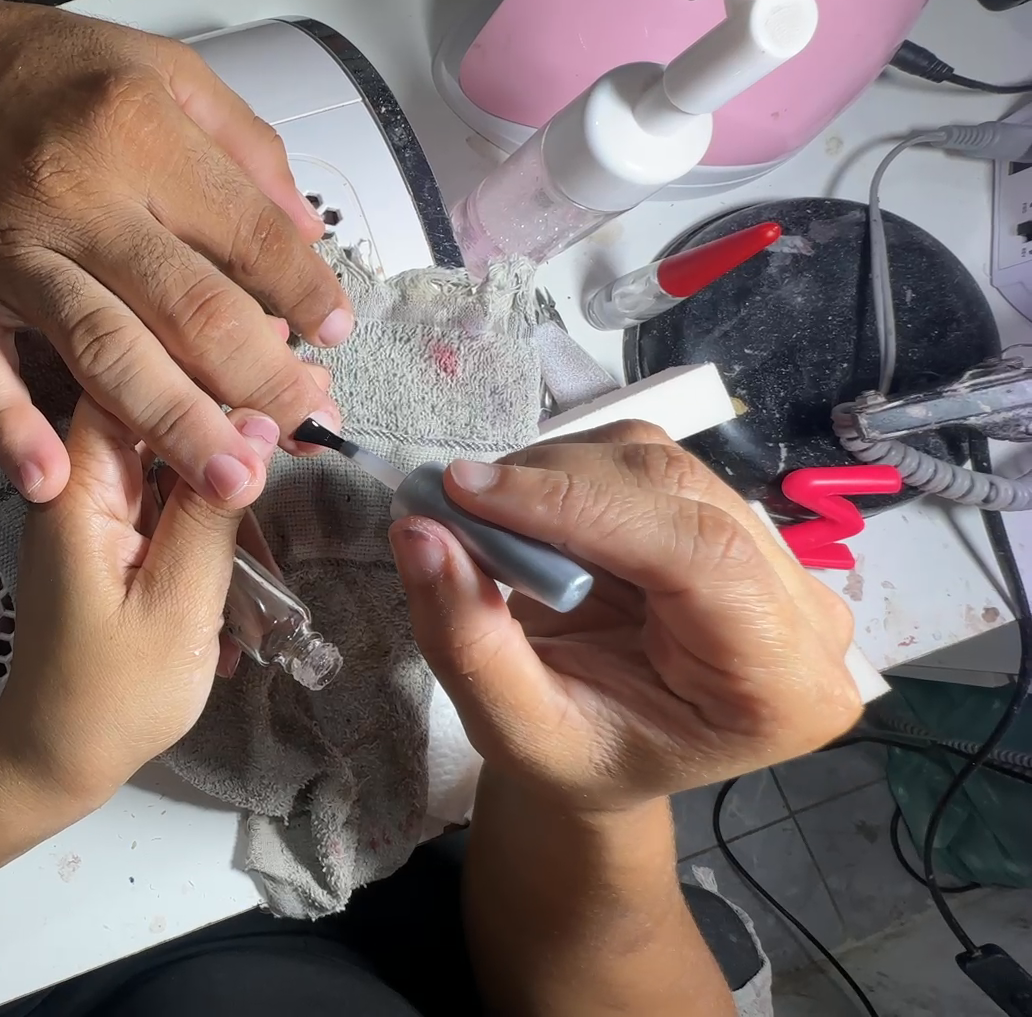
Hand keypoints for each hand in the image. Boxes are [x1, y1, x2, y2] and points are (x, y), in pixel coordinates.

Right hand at [0, 0, 348, 509]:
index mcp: (137, 135)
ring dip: (170, 423)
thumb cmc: (43, 68)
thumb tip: (301, 233)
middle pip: (184, 305)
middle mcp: (75, 199)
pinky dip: (10, 428)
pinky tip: (48, 479)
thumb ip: (243, 148)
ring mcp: (12, 254)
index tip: (333, 332)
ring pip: (101, 349)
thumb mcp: (164, 70)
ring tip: (227, 476)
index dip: (301, 289)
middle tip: (304, 425)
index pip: (244, 229)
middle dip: (256, 376)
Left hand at [0, 397, 277, 807]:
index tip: (278, 372)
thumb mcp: (178, 603)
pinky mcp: (111, 545)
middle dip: (232, 434)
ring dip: (228, 501)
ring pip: (171, 472)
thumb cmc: (113, 695)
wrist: (56, 757)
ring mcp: (96, 519)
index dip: (200, 372)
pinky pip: (166, 514)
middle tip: (310, 436)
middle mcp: (80, 490)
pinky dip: (208, 537)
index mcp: (79, 491)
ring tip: (271, 556)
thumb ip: (212, 511)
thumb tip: (255, 426)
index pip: (129, 388)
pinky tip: (244, 585)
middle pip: (157, 425)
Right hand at [387, 421, 861, 814]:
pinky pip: (636, 462)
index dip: (574, 505)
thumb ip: (463, 635)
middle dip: (548, 483)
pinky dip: (561, 472)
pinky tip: (527, 516)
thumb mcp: (507, 724)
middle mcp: (800, 608)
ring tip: (486, 519)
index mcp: (778, 684)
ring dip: (550, 473)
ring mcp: (767, 557)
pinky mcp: (719, 523)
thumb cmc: (571, 757)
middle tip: (451, 504)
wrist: (606, 753)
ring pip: (653, 461)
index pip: (698, 552)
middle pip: (675, 491)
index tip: (461, 489)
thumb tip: (417, 529)